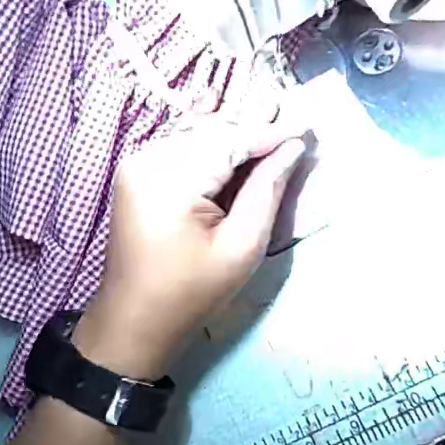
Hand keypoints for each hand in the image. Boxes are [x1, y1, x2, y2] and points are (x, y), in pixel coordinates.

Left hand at [73, 116, 307, 378]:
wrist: (136, 320)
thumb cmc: (193, 292)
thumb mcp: (242, 246)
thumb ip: (267, 190)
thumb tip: (292, 148)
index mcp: (170, 180)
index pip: (230, 141)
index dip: (271, 134)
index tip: (308, 128)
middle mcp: (148, 159)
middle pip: (213, 132)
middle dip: (254, 128)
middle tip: (295, 124)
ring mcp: (138, 163)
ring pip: (198, 134)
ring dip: (235, 133)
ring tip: (271, 125)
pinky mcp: (138, 172)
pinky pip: (182, 146)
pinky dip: (211, 142)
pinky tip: (229, 131)